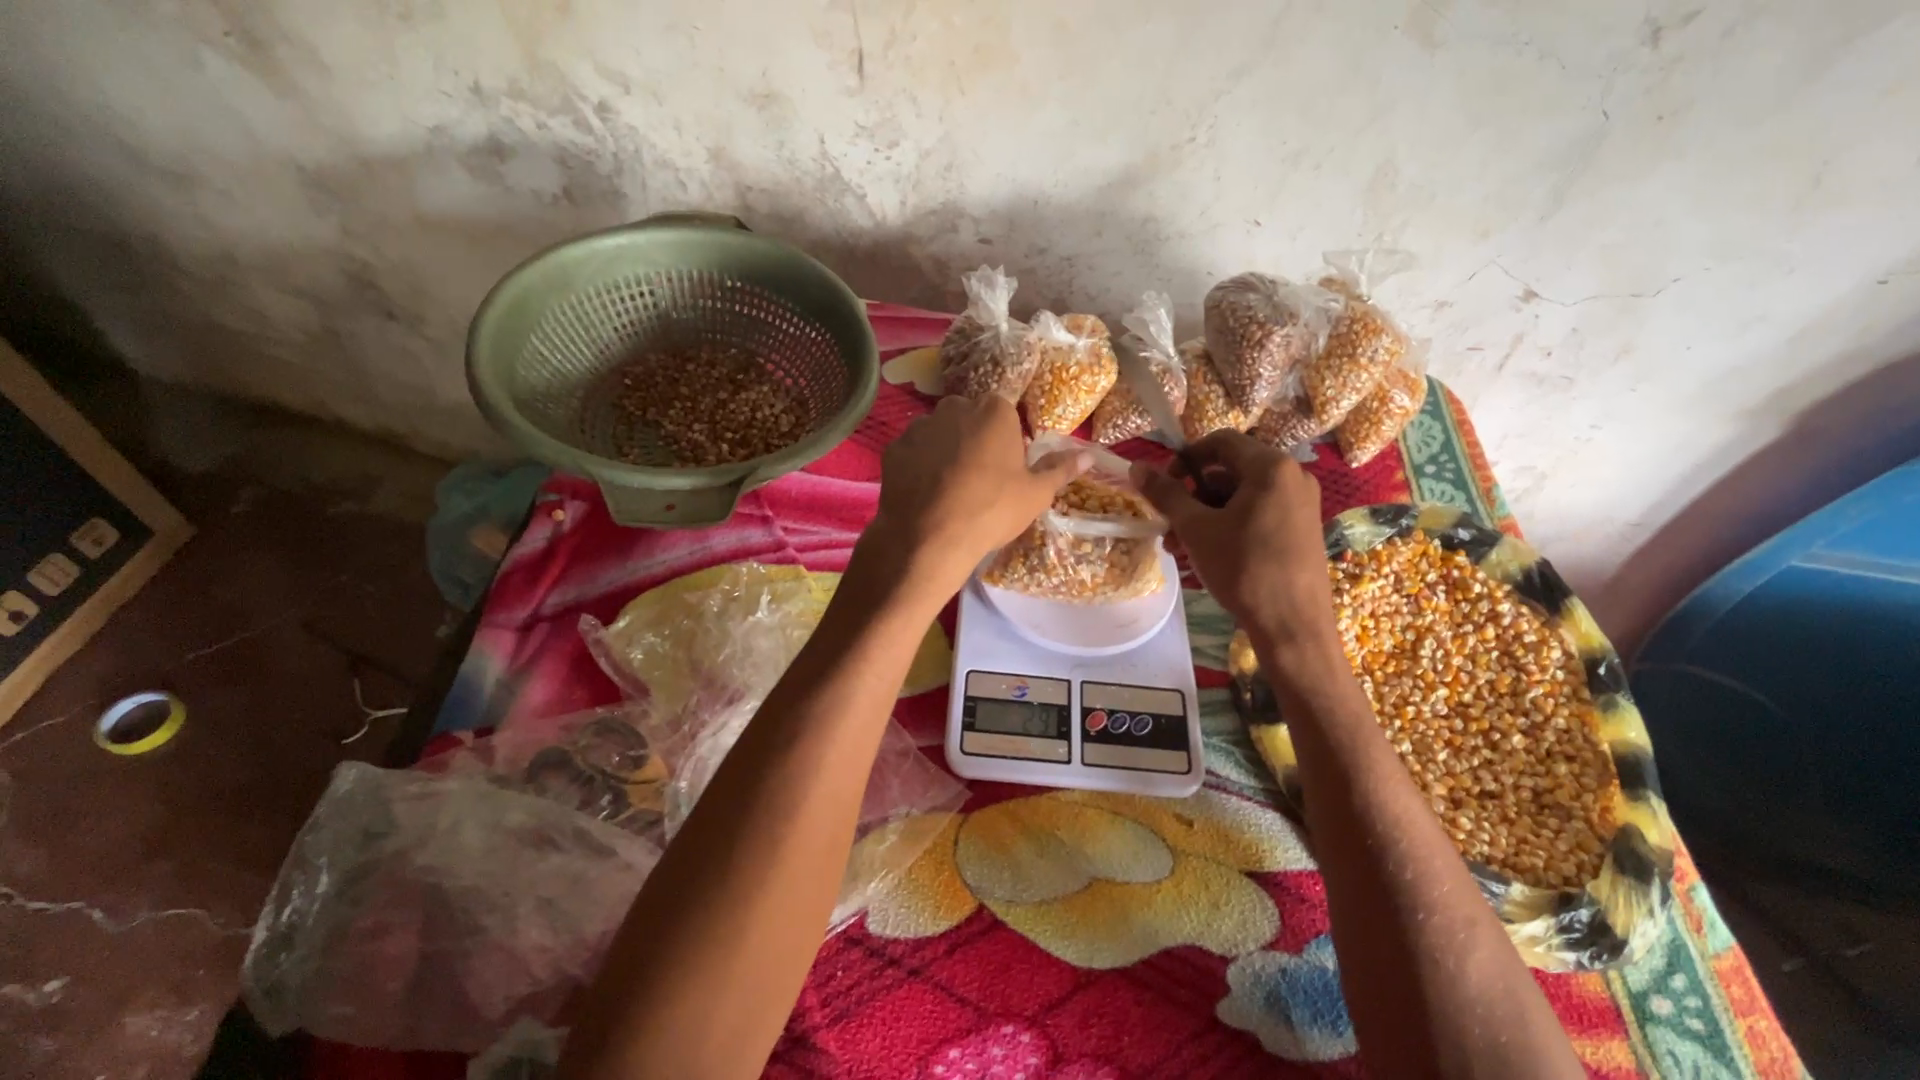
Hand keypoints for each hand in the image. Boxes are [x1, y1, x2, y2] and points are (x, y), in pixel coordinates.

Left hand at [861, 395, 1088, 601]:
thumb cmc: (992, 510)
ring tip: (949, 488)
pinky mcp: (893, 448)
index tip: (1007, 466)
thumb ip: (1060, 469)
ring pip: (938, 433)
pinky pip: (912, 452)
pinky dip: (918, 466)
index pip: (1004, 412)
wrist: (930, 538)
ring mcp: (919, 426)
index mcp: (994, 411)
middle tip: (980, 478)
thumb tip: (1088, 454)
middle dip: (974, 438)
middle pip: (969, 418)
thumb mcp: (1035, 494)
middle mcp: (954, 407)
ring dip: (944, 450)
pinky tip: (925, 493)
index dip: (1006, 439)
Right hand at [1130, 431, 1336, 651]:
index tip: (1164, 485)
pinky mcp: (1302, 529)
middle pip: (1230, 470)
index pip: (1220, 442)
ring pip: (1242, 496)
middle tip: (1168, 523)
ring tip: (1179, 546)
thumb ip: (1166, 494)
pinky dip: (1229, 526)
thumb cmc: (1243, 569)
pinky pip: (1258, 514)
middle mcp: (1292, 476)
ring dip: (1206, 514)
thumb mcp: (1196, 529)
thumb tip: (1137, 467)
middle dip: (1193, 494)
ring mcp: (1301, 504)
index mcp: (1271, 467)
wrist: (1293, 625)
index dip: (1185, 458)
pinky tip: (1206, 554)